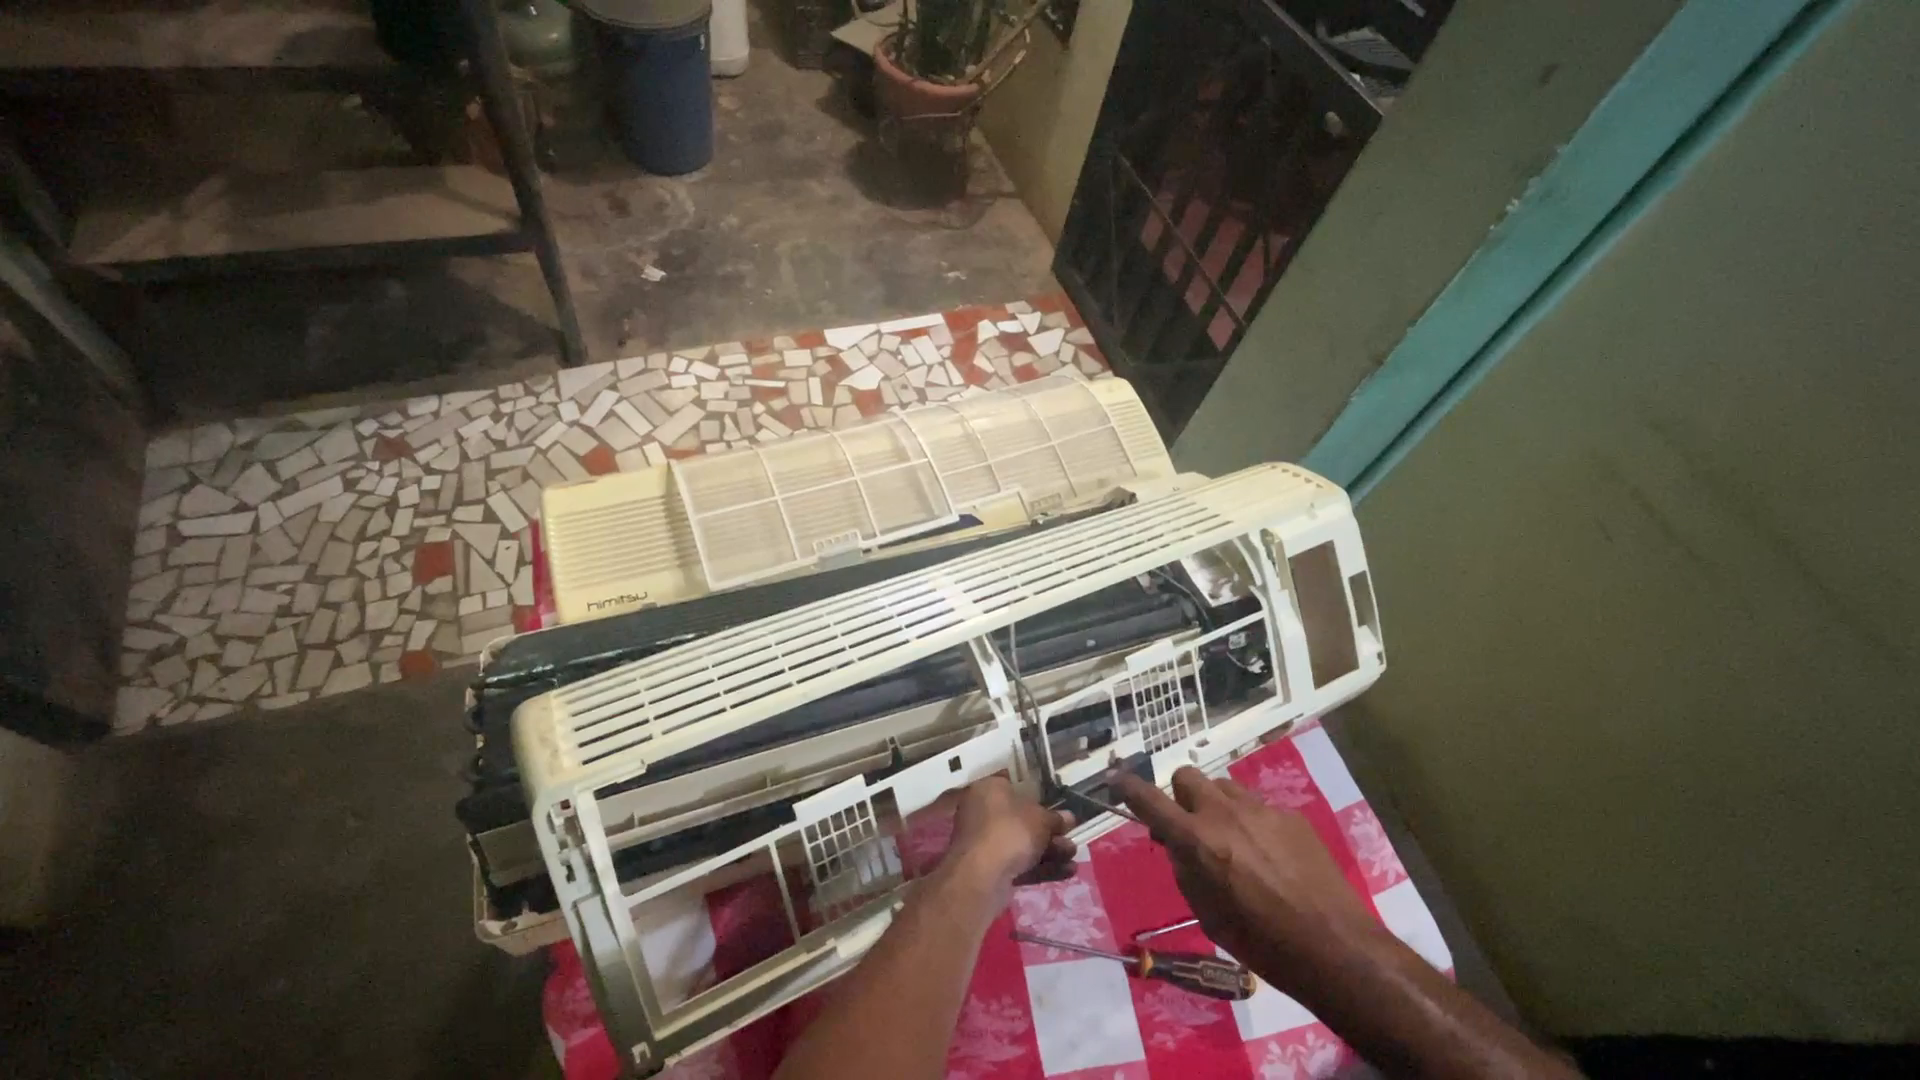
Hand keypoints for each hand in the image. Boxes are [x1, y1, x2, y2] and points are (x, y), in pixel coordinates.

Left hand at [944, 776, 1074, 897]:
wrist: (982, 875)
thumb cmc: (1011, 831)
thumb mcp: (1042, 819)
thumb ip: (1056, 818)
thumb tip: (1068, 817)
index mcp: (988, 789)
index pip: (1014, 785)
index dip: (1038, 795)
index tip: (1058, 806)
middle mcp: (981, 811)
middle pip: (1020, 818)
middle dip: (1049, 831)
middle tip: (1070, 836)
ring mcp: (982, 841)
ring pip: (1020, 843)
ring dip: (1049, 850)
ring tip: (1073, 856)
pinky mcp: (987, 868)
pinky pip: (1017, 863)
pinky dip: (1039, 867)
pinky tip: (1067, 872)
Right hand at [1113, 767, 1383, 998]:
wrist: (1332, 946)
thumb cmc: (1260, 942)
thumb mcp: (1206, 913)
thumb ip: (1186, 870)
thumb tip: (1179, 848)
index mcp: (1197, 840)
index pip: (1149, 801)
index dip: (1128, 788)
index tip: (1116, 780)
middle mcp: (1224, 814)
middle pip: (1187, 776)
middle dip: (1181, 797)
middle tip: (1191, 827)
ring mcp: (1261, 810)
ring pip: (1224, 788)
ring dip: (1217, 807)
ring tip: (1233, 841)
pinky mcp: (1290, 816)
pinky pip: (1258, 807)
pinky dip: (1252, 824)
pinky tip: (1271, 858)